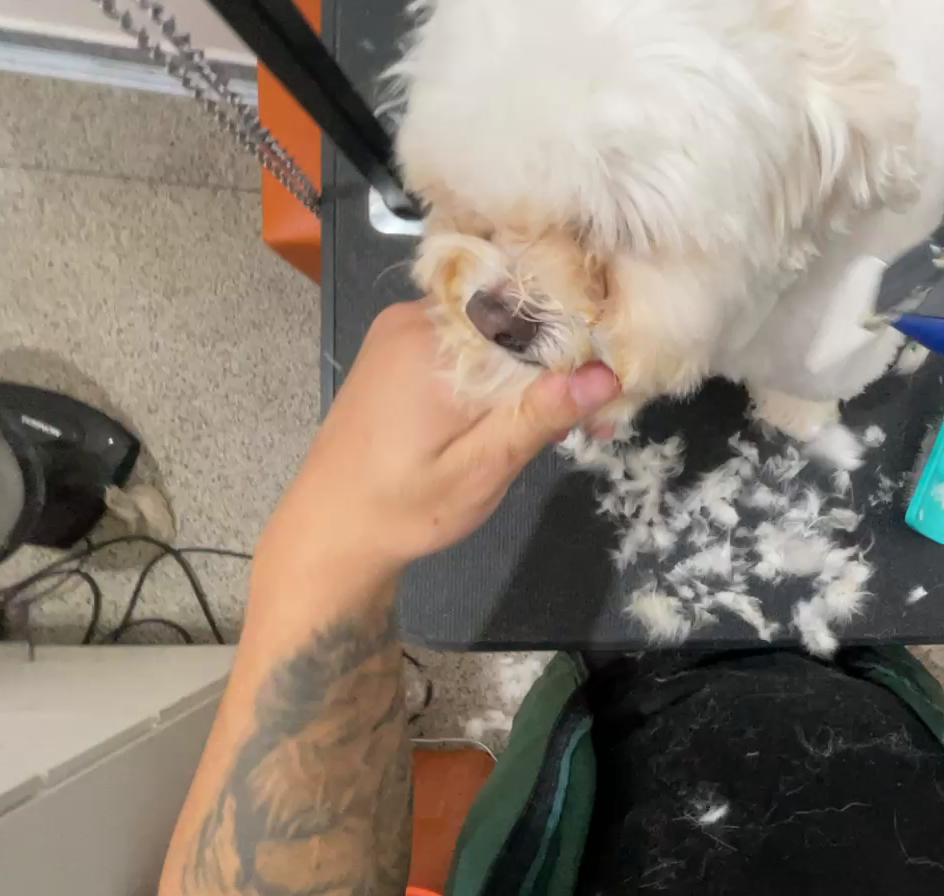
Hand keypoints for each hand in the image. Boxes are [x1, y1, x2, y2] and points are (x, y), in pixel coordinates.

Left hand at [260, 301, 621, 589]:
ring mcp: (408, 331)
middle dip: (564, 364)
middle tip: (596, 422)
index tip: (613, 397)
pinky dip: (506, 375)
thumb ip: (539, 416)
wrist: (330, 528)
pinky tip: (522, 415)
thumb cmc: (404, 509)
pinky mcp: (405, 349)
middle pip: (517, 320)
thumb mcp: (482, 470)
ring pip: (500, 333)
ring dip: (538, 373)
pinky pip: (475, 346)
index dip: (583, 349)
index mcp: (434, 345)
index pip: (533, 317)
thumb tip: (606, 376)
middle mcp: (418, 320)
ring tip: (564, 426)